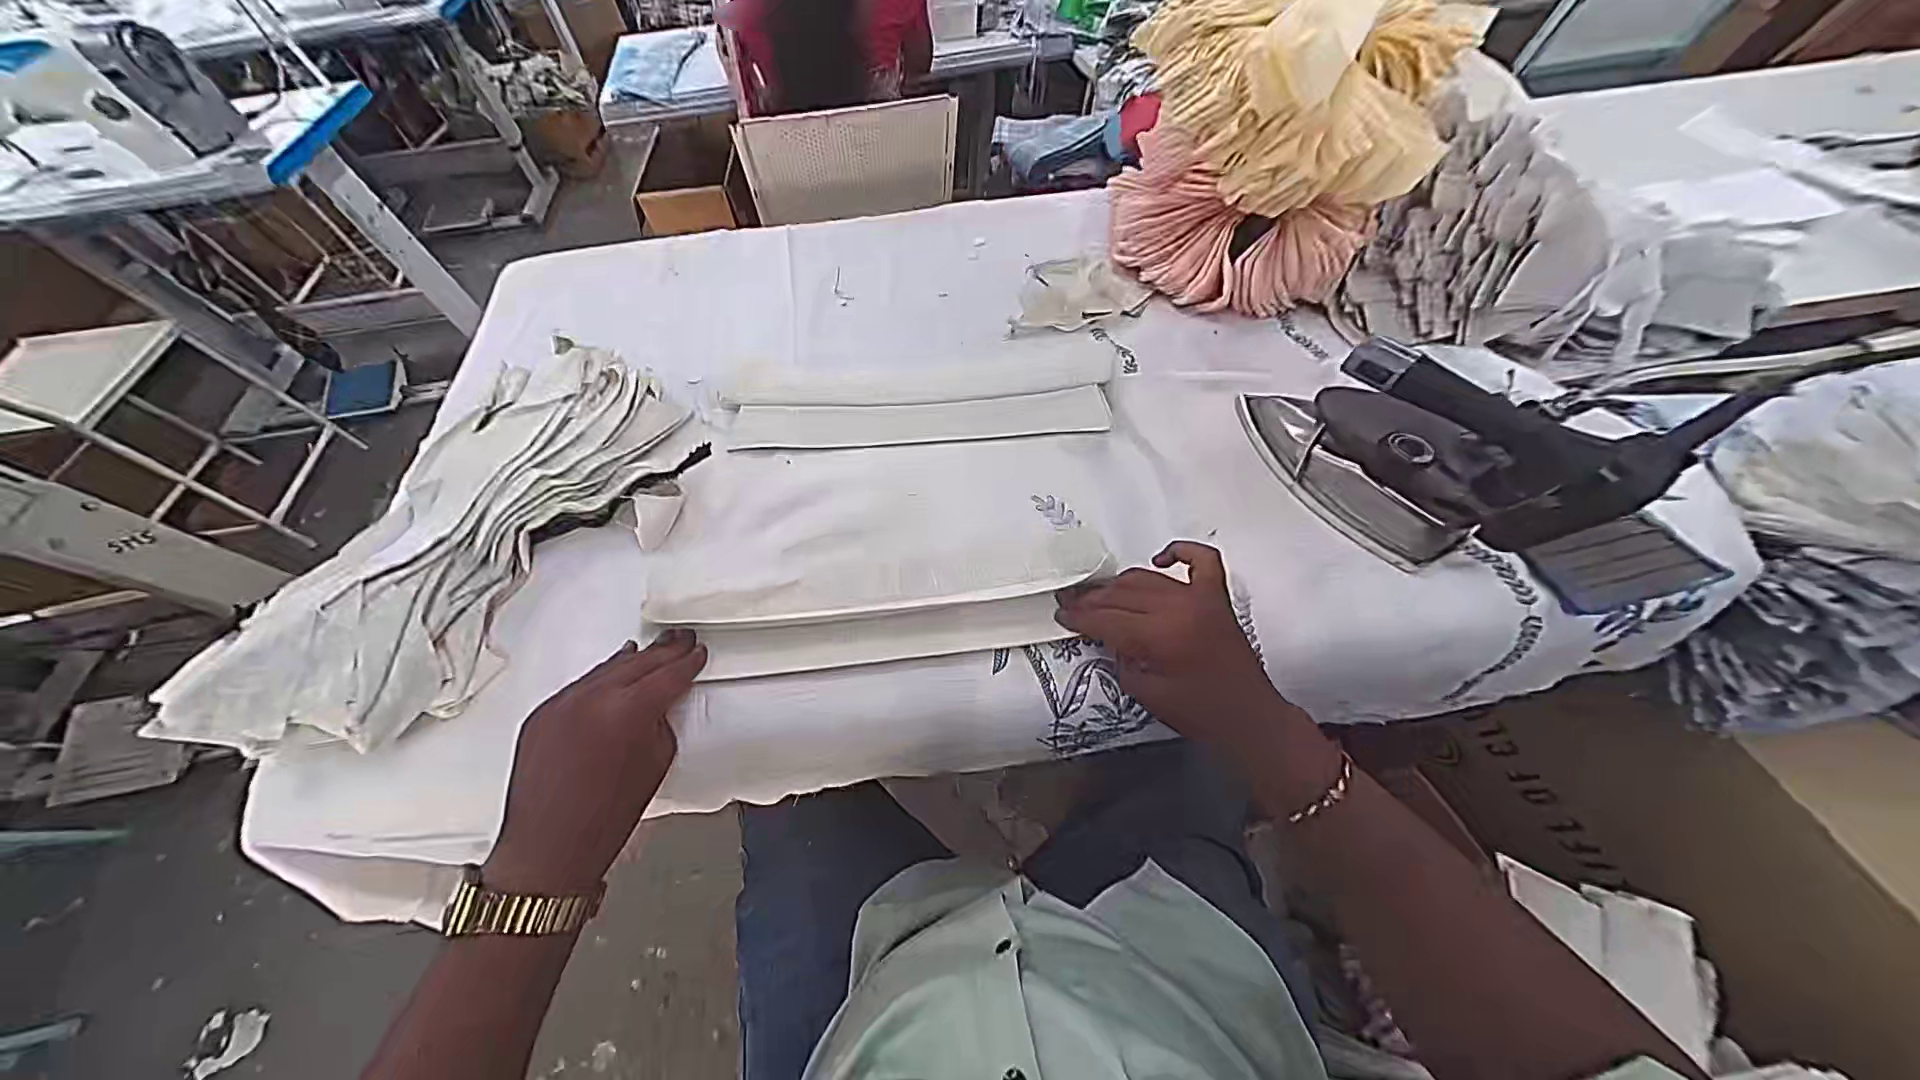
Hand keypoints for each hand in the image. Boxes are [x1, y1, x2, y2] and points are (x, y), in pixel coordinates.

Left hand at [483, 632, 706, 894]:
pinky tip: (613, 674)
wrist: (550, 846)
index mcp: (627, 711)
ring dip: (633, 660)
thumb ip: (661, 720)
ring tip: (651, 651)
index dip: (687, 662)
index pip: (668, 674)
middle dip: (664, 652)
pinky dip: (601, 678)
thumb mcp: (656, 761)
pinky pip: (580, 685)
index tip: (696, 655)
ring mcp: (561, 705)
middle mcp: (591, 700)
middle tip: (681, 642)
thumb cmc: (603, 816)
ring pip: (607, 668)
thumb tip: (660, 703)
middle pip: (638, 662)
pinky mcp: (541, 714)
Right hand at [1054, 542, 1311, 759]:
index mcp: (1160, 637)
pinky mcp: (1217, 598)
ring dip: (1119, 583)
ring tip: (1099, 591)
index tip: (1064, 616)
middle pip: (1122, 594)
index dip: (1080, 617)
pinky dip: (1181, 552)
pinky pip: (1202, 561)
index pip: (1107, 618)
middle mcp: (1179, 610)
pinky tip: (1161, 558)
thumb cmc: (1200, 713)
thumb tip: (1105, 638)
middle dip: (1091, 600)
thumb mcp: (1146, 694)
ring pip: (1147, 578)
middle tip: (1072, 602)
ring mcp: (1201, 599)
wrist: (1250, 717)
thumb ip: (1121, 659)